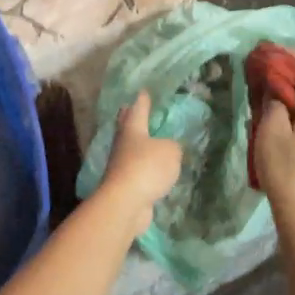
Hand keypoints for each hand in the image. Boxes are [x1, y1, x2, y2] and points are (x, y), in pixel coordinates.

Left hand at [98, 92, 182, 233]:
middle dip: (129, 117)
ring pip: (130, 149)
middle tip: (130, 108)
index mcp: (133, 129)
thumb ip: (173, 147)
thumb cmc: (147, 168)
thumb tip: (169, 149)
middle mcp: (123, 144)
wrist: (126, 203)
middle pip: (126, 127)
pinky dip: (143, 166)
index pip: (138, 109)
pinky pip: (136, 169)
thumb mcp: (170, 151)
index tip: (143, 91)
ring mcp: (121, 165)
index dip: (143, 100)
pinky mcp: (125, 184)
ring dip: (137, 143)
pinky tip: (151, 168)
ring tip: (147, 140)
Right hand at [253, 51, 294, 231]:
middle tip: (264, 68)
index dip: (292, 56)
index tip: (270, 49)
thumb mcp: (271, 133)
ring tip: (267, 90)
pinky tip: (278, 115)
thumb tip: (276, 92)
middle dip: (290, 74)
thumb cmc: (287, 172)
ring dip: (292, 94)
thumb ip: (274, 104)